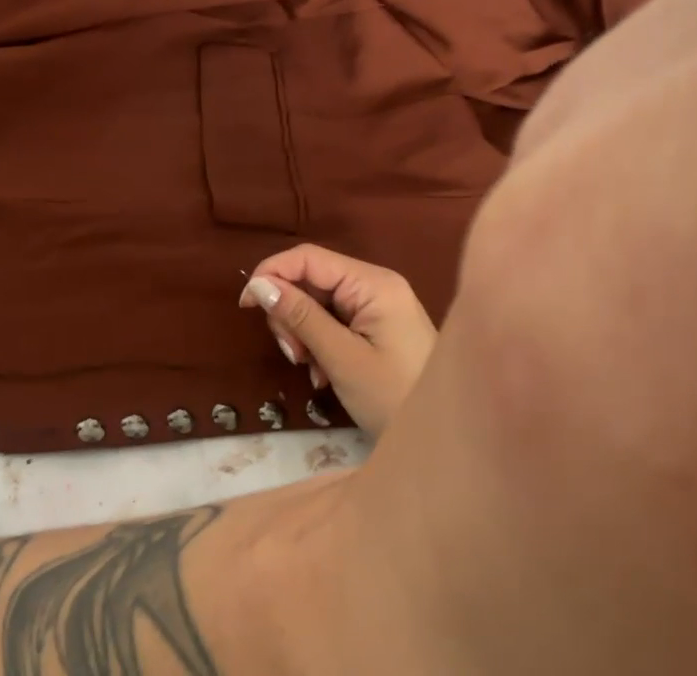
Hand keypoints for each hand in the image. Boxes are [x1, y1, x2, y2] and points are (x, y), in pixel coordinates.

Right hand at [239, 245, 436, 435]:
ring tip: (309, 367)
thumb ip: (300, 316)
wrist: (450, 438)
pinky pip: (332, 321)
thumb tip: (258, 285)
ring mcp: (377, 306)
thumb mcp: (341, 358)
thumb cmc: (395, 397)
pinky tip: (322, 372)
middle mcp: (375, 285)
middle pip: (310, 280)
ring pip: (316, 302)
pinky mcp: (376, 327)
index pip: (307, 258)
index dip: (271, 274)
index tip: (246, 305)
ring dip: (301, 332)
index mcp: (373, 284)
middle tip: (292, 354)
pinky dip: (317, 342)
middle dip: (290, 313)